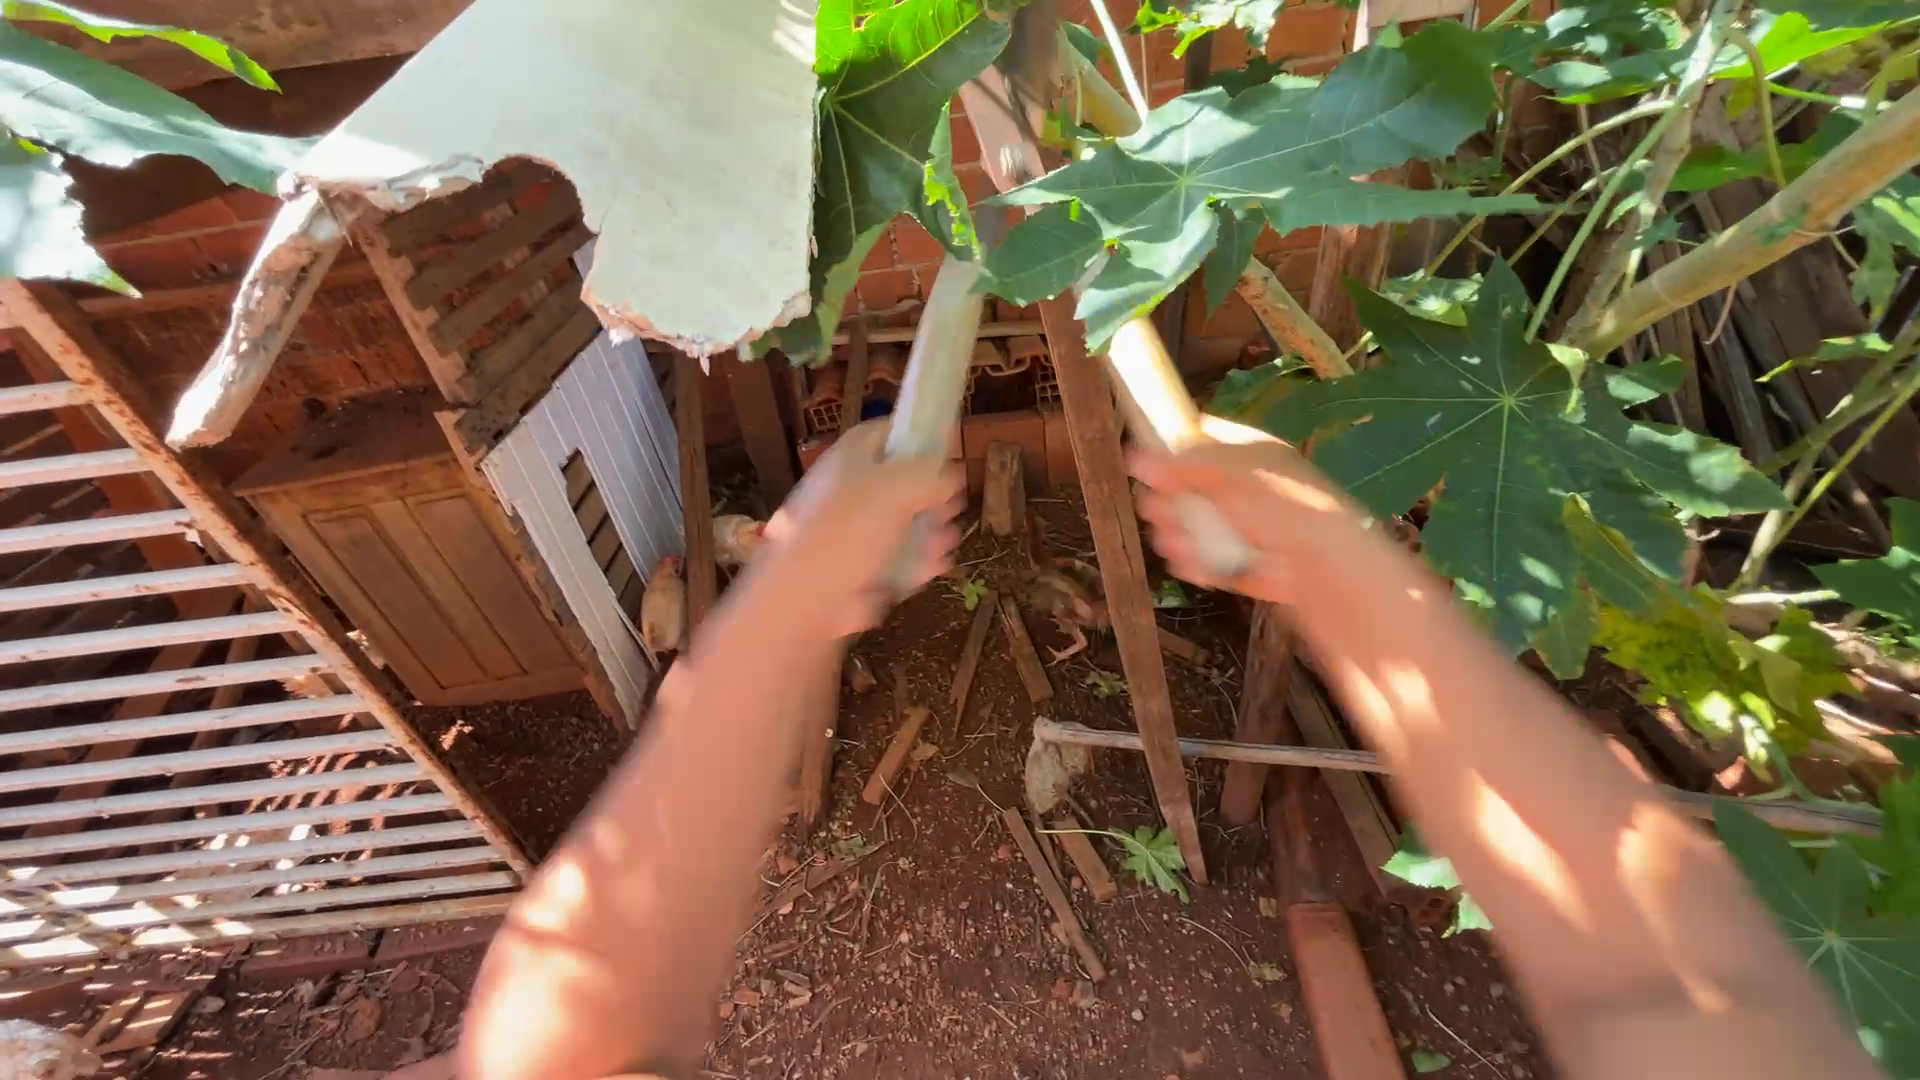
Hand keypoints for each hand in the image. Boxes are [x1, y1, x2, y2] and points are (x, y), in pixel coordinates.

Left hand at [759, 419, 964, 634]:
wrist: (807, 598)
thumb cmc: (848, 530)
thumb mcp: (896, 486)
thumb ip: (930, 473)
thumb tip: (951, 476)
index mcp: (852, 458)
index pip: (888, 432)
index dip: (919, 436)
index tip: (948, 449)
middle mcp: (854, 490)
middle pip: (904, 481)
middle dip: (934, 493)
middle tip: (952, 504)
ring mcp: (858, 532)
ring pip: (907, 523)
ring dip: (932, 530)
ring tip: (947, 539)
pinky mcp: (865, 568)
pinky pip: (901, 559)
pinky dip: (920, 561)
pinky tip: (935, 564)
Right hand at [1129, 415, 1381, 605]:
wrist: (1320, 567)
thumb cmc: (1283, 507)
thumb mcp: (1232, 474)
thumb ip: (1182, 465)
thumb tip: (1134, 456)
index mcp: (1241, 452)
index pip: (1194, 438)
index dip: (1167, 446)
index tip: (1145, 461)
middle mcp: (1233, 485)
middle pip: (1178, 485)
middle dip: (1165, 500)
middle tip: (1160, 511)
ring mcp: (1229, 524)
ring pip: (1181, 523)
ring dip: (1174, 533)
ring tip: (1178, 542)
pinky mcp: (1226, 558)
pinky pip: (1194, 555)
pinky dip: (1191, 561)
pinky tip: (1194, 563)